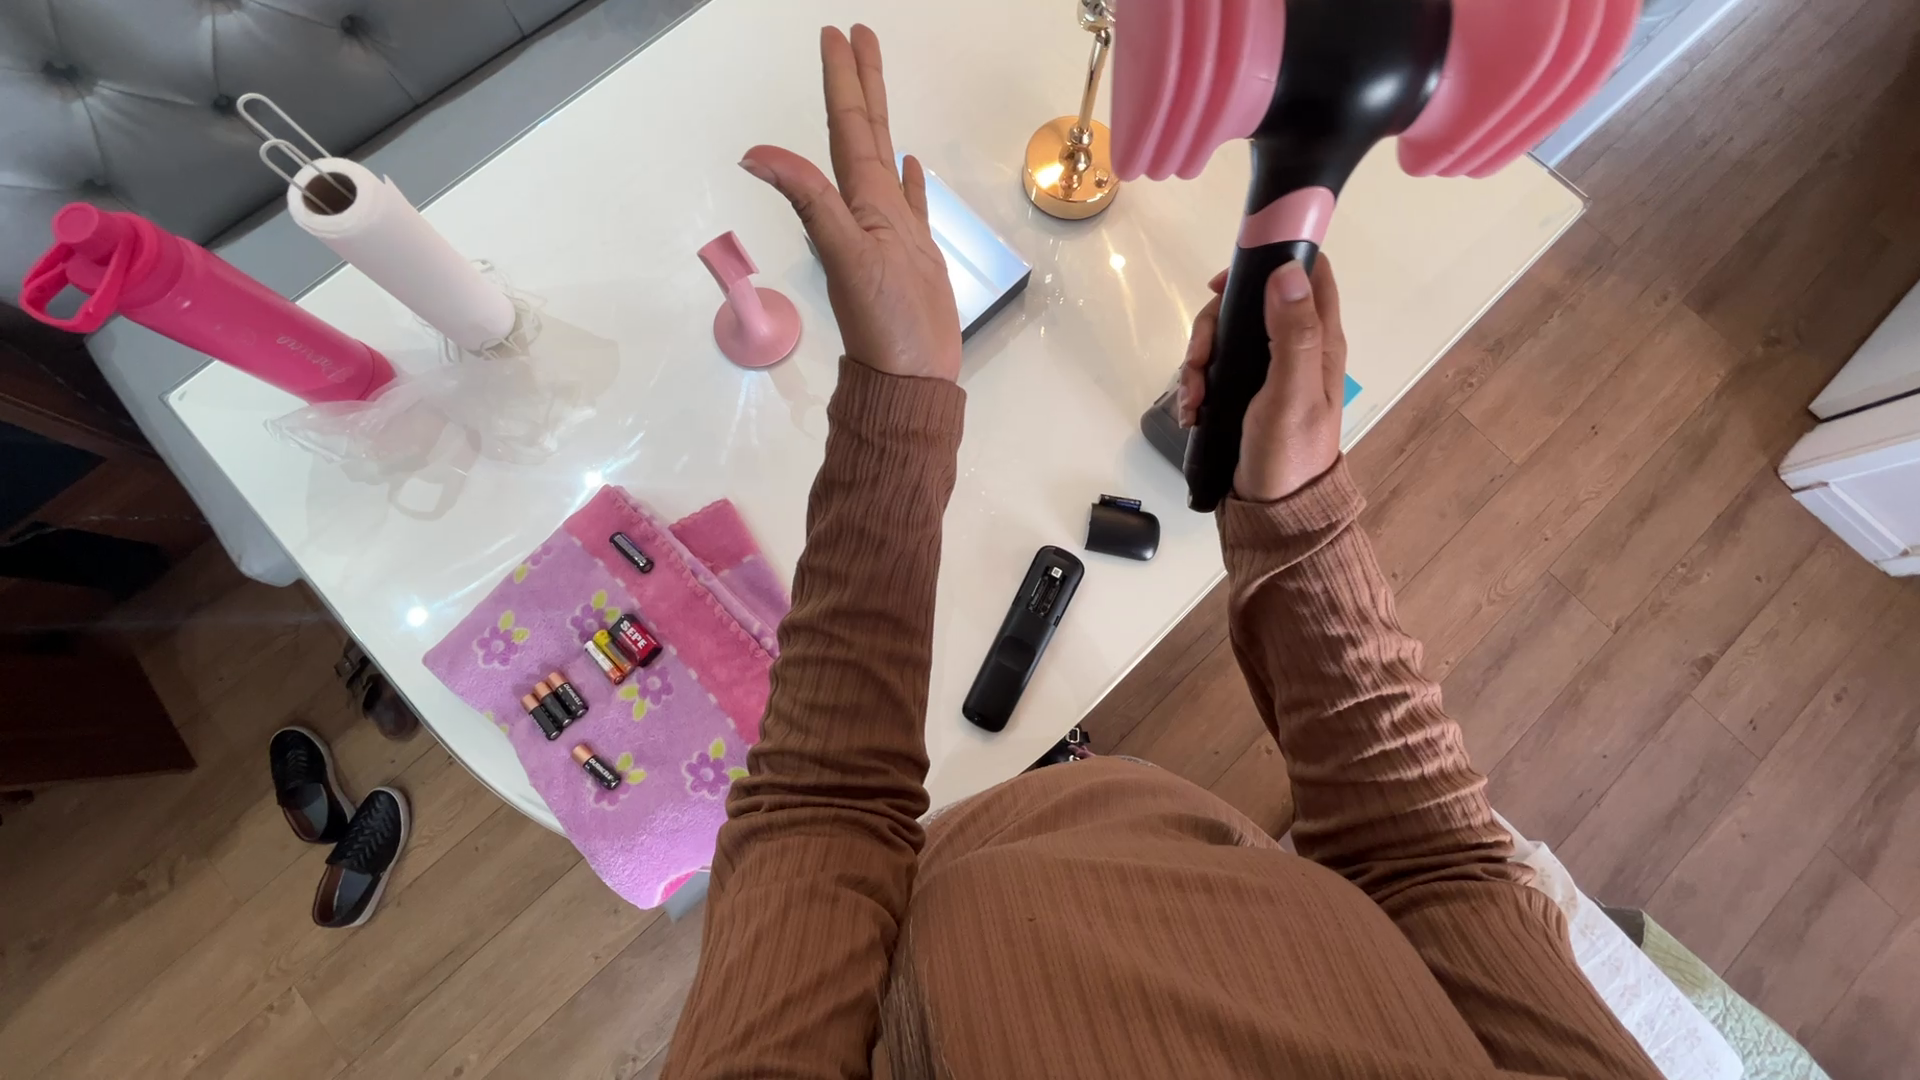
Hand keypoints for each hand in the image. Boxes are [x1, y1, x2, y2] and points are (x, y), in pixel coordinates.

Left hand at [738, 26, 962, 381]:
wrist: (911, 377)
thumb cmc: (887, 324)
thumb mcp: (848, 258)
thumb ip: (811, 203)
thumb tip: (753, 153)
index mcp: (857, 207)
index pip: (847, 132)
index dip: (842, 84)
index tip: (837, 36)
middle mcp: (871, 213)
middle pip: (864, 137)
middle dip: (861, 86)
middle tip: (858, 38)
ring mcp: (894, 234)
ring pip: (887, 163)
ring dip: (882, 124)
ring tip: (879, 86)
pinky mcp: (917, 255)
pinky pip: (912, 206)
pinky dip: (911, 182)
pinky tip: (911, 165)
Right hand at [1176, 258, 1347, 501]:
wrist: (1273, 511)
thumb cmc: (1289, 454)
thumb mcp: (1291, 393)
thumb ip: (1293, 333)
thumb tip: (1286, 271)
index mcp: (1318, 340)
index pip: (1307, 274)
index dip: (1269, 263)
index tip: (1224, 284)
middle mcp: (1292, 348)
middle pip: (1247, 306)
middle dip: (1211, 329)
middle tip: (1197, 363)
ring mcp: (1265, 372)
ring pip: (1223, 341)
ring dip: (1196, 365)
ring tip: (1192, 401)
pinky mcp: (1242, 395)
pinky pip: (1212, 373)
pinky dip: (1195, 388)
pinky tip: (1192, 413)